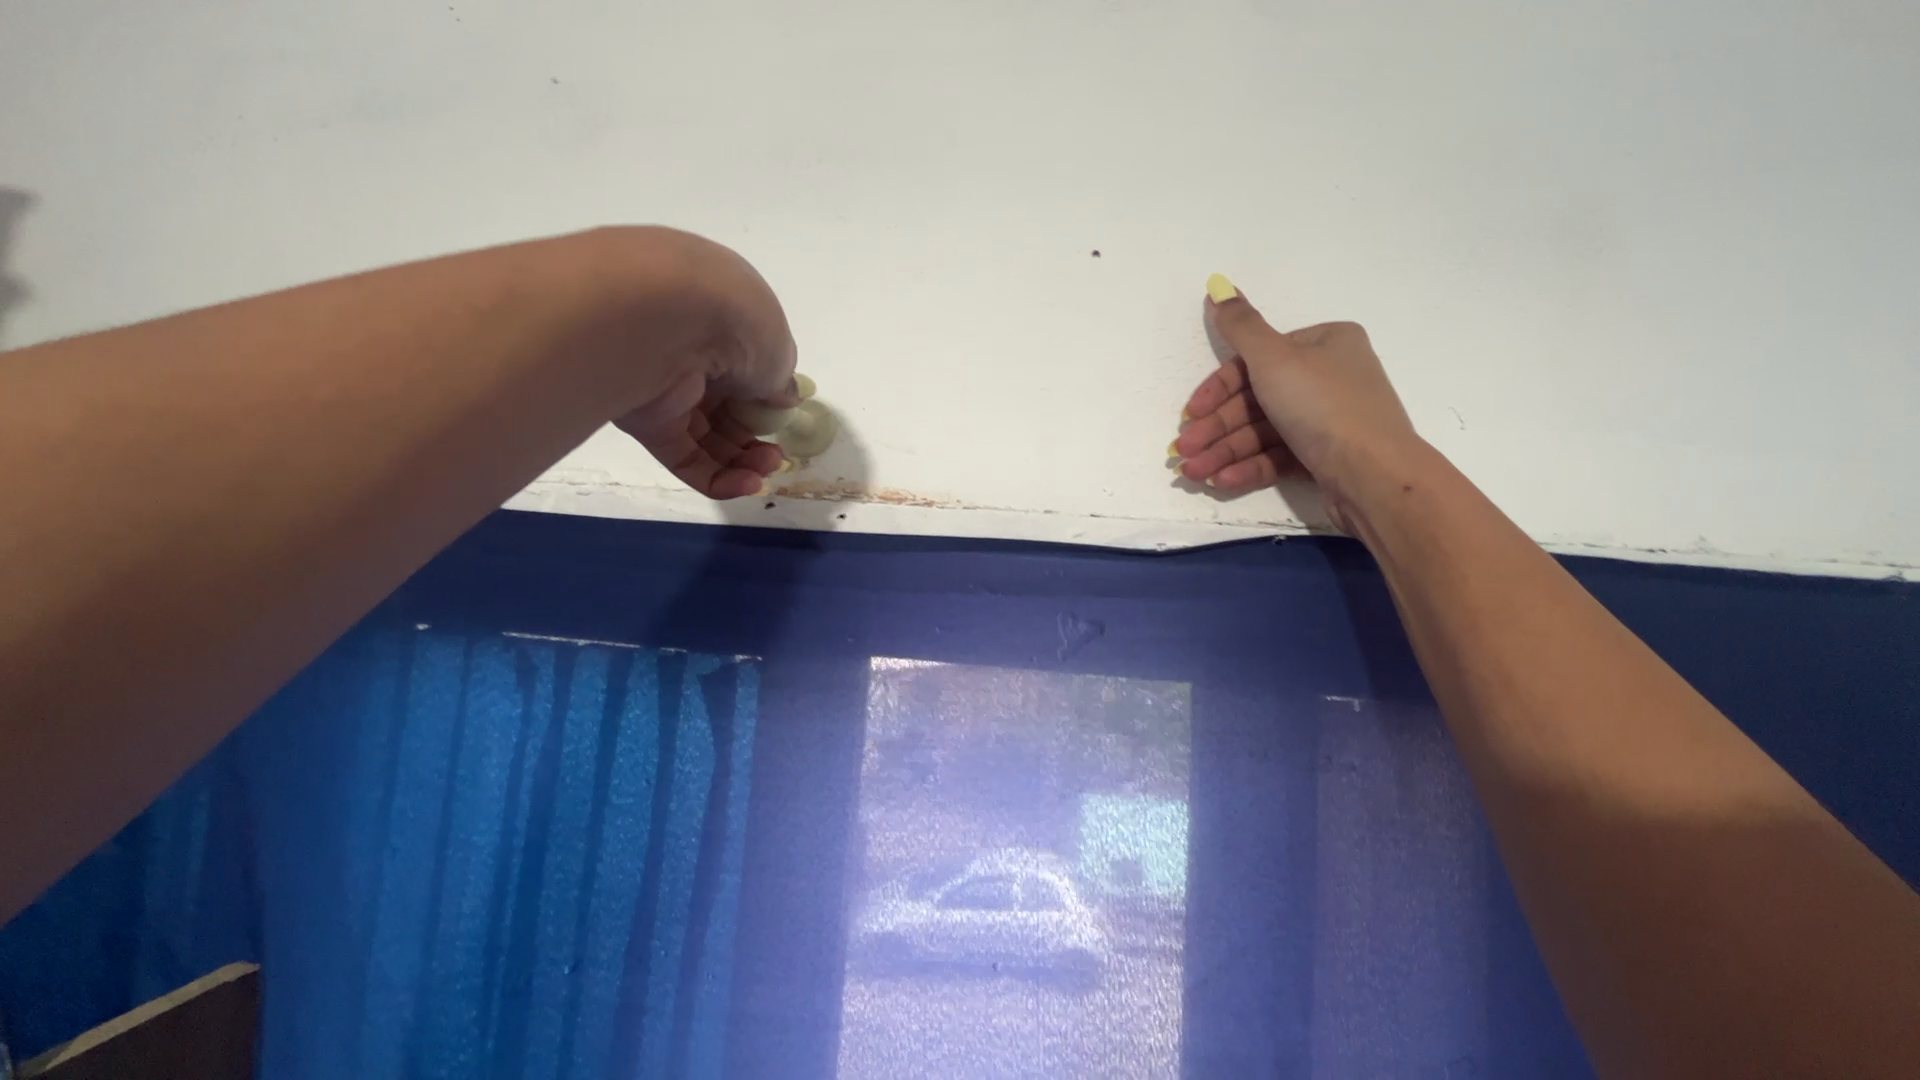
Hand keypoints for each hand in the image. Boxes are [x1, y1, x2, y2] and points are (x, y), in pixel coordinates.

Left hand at [604, 228, 798, 499]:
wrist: (670, 321)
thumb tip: (782, 396)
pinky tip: (748, 483)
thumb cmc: (738, 324)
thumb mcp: (778, 351)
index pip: (745, 372)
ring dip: (742, 461)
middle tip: (776, 454)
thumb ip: (781, 381)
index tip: (784, 419)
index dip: (768, 402)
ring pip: (707, 439)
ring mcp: (666, 390)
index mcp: (723, 325)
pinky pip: (684, 458)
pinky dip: (717, 478)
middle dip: (757, 438)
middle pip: (726, 410)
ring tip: (766, 468)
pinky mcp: (647, 424)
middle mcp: (691, 355)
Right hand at [1172, 280, 1419, 526]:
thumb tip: (1217, 285)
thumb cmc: (1322, 407)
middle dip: (1216, 429)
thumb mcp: (1273, 359)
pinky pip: (1278, 456)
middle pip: (1255, 400)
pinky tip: (1222, 481)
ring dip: (1224, 452)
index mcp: (1325, 343)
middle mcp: (1329, 377)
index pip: (1256, 361)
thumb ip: (1240, 326)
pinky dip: (1249, 467)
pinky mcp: (1325, 456)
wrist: (1374, 475)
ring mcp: (1328, 419)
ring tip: (1195, 474)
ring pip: (1263, 432)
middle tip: (1183, 452)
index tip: (1190, 415)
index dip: (1216, 389)